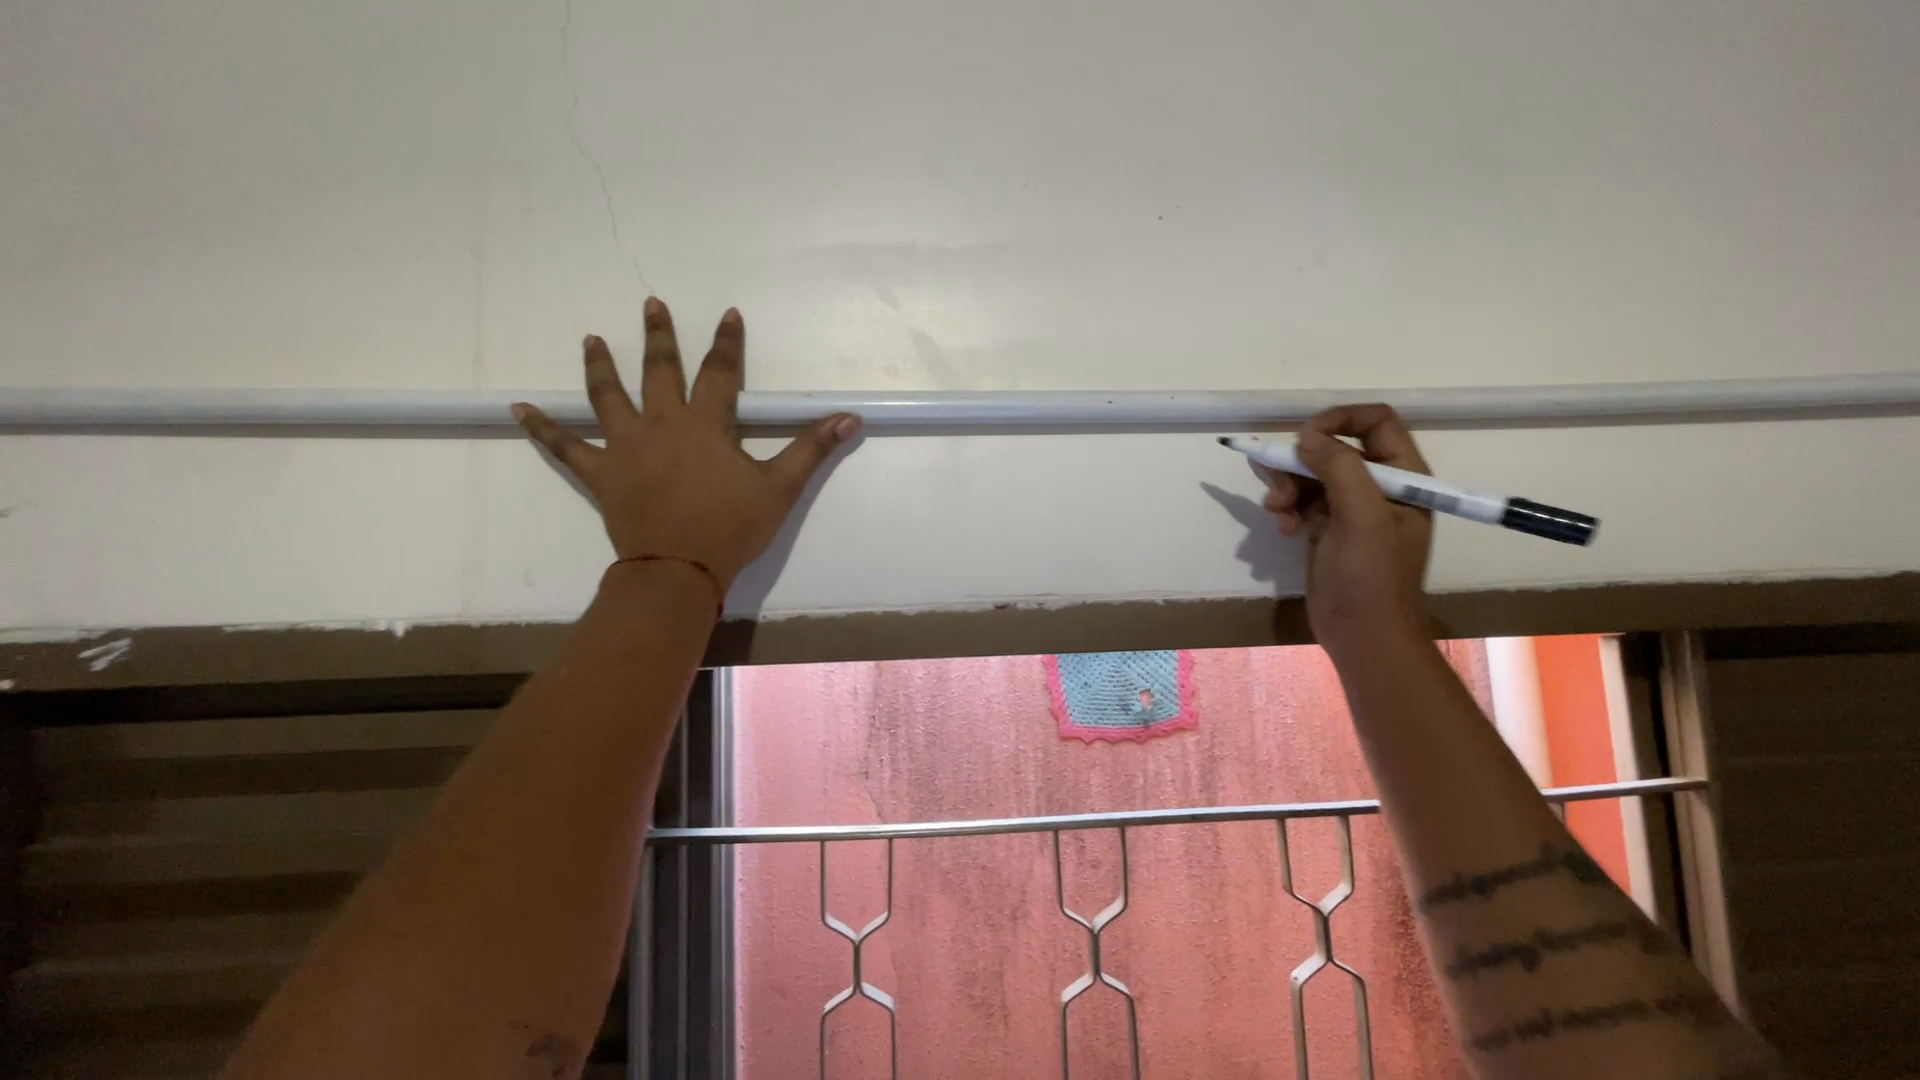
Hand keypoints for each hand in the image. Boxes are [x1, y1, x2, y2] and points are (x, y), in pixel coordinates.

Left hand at [511, 297, 860, 591]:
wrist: (679, 571)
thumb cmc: (732, 528)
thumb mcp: (780, 488)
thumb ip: (812, 449)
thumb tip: (850, 418)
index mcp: (706, 425)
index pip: (720, 372)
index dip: (727, 342)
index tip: (728, 313)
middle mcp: (662, 424)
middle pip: (659, 371)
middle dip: (658, 336)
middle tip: (649, 303)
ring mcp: (626, 448)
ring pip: (609, 397)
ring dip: (600, 366)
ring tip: (591, 340)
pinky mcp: (602, 474)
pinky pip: (565, 448)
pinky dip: (542, 429)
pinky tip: (518, 409)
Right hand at [1261, 404, 1432, 657]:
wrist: (1362, 635)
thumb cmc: (1371, 577)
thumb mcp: (1362, 517)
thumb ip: (1339, 467)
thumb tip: (1306, 436)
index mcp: (1404, 477)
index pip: (1376, 422)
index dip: (1340, 420)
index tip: (1304, 436)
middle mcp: (1379, 487)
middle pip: (1334, 448)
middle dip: (1301, 462)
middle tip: (1280, 483)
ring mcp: (1351, 509)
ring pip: (1312, 474)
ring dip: (1288, 487)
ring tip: (1278, 512)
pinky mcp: (1327, 529)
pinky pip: (1302, 501)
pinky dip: (1288, 509)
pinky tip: (1284, 528)